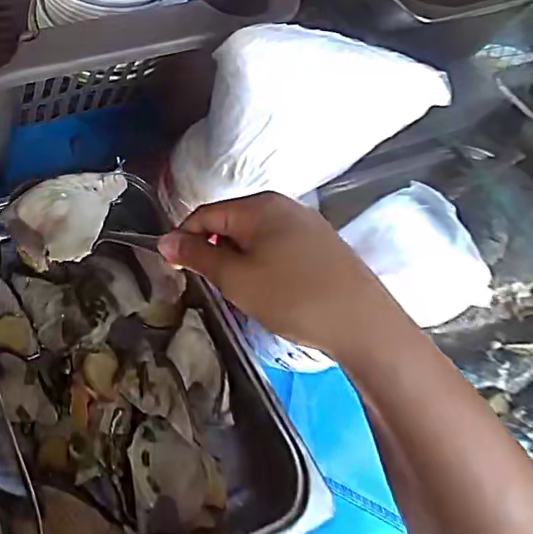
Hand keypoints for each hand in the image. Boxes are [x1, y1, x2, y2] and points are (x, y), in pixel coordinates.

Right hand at [159, 192, 414, 363]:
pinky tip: (272, 292)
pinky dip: (263, 265)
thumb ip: (196, 255)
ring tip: (241, 292)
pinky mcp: (324, 247)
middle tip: (210, 284)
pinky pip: (278, 247)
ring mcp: (308, 225)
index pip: (204, 214)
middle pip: (230, 223)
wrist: (367, 328)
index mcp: (259, 205)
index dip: (183, 239)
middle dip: (213, 250)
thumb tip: (164, 240)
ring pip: (255, 237)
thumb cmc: (293, 298)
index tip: (174, 268)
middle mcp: (284, 206)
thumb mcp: (235, 278)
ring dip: (238, 260)